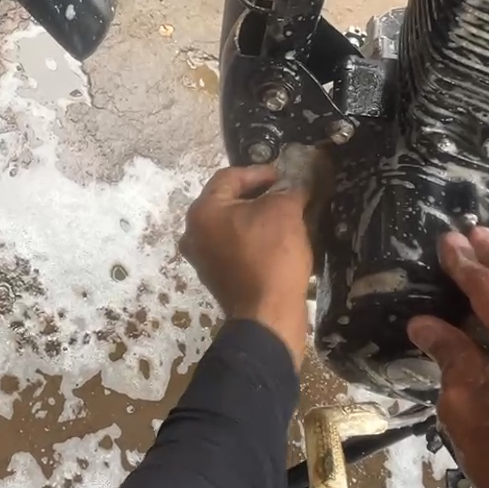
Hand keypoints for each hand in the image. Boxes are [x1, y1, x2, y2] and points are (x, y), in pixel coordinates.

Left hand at [179, 163, 314, 366]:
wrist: (267, 315)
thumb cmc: (271, 256)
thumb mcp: (284, 212)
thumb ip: (287, 190)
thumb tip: (294, 182)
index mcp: (202, 211)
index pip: (230, 177)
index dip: (260, 172)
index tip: (285, 176)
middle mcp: (193, 232)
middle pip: (227, 201)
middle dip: (258, 195)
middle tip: (286, 194)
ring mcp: (201, 257)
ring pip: (230, 225)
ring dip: (256, 218)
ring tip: (285, 216)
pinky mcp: (215, 276)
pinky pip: (233, 247)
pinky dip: (252, 239)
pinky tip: (276, 241)